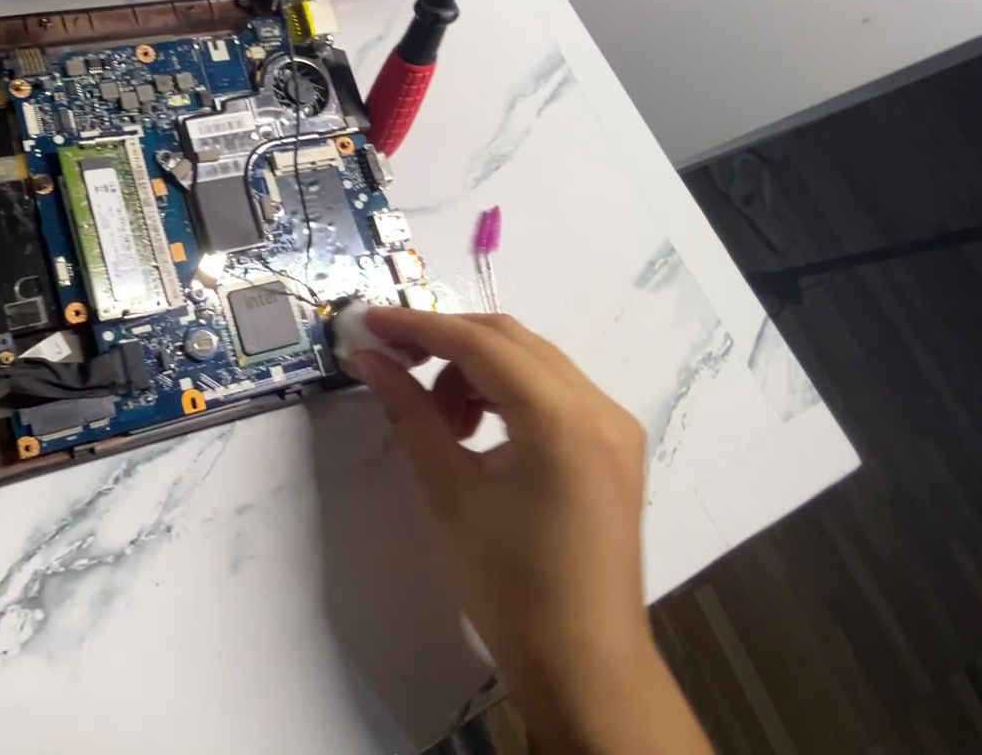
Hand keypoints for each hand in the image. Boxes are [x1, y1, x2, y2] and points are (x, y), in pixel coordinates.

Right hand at [347, 309, 709, 753]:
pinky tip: (470, 427)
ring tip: (434, 414)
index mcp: (565, 421)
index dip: (419, 326)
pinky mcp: (610, 446)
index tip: (367, 320)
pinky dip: (501, 390)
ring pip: (529, 361)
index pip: (482, 345)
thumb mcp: (447, 488)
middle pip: (511, 340)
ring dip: (472, 367)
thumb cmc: (507, 579)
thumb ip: (407, 410)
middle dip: (444, 339)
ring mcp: (613, 427)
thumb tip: (367, 359)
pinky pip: (548, 390)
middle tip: (390, 357)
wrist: (580, 660)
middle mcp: (601, 410)